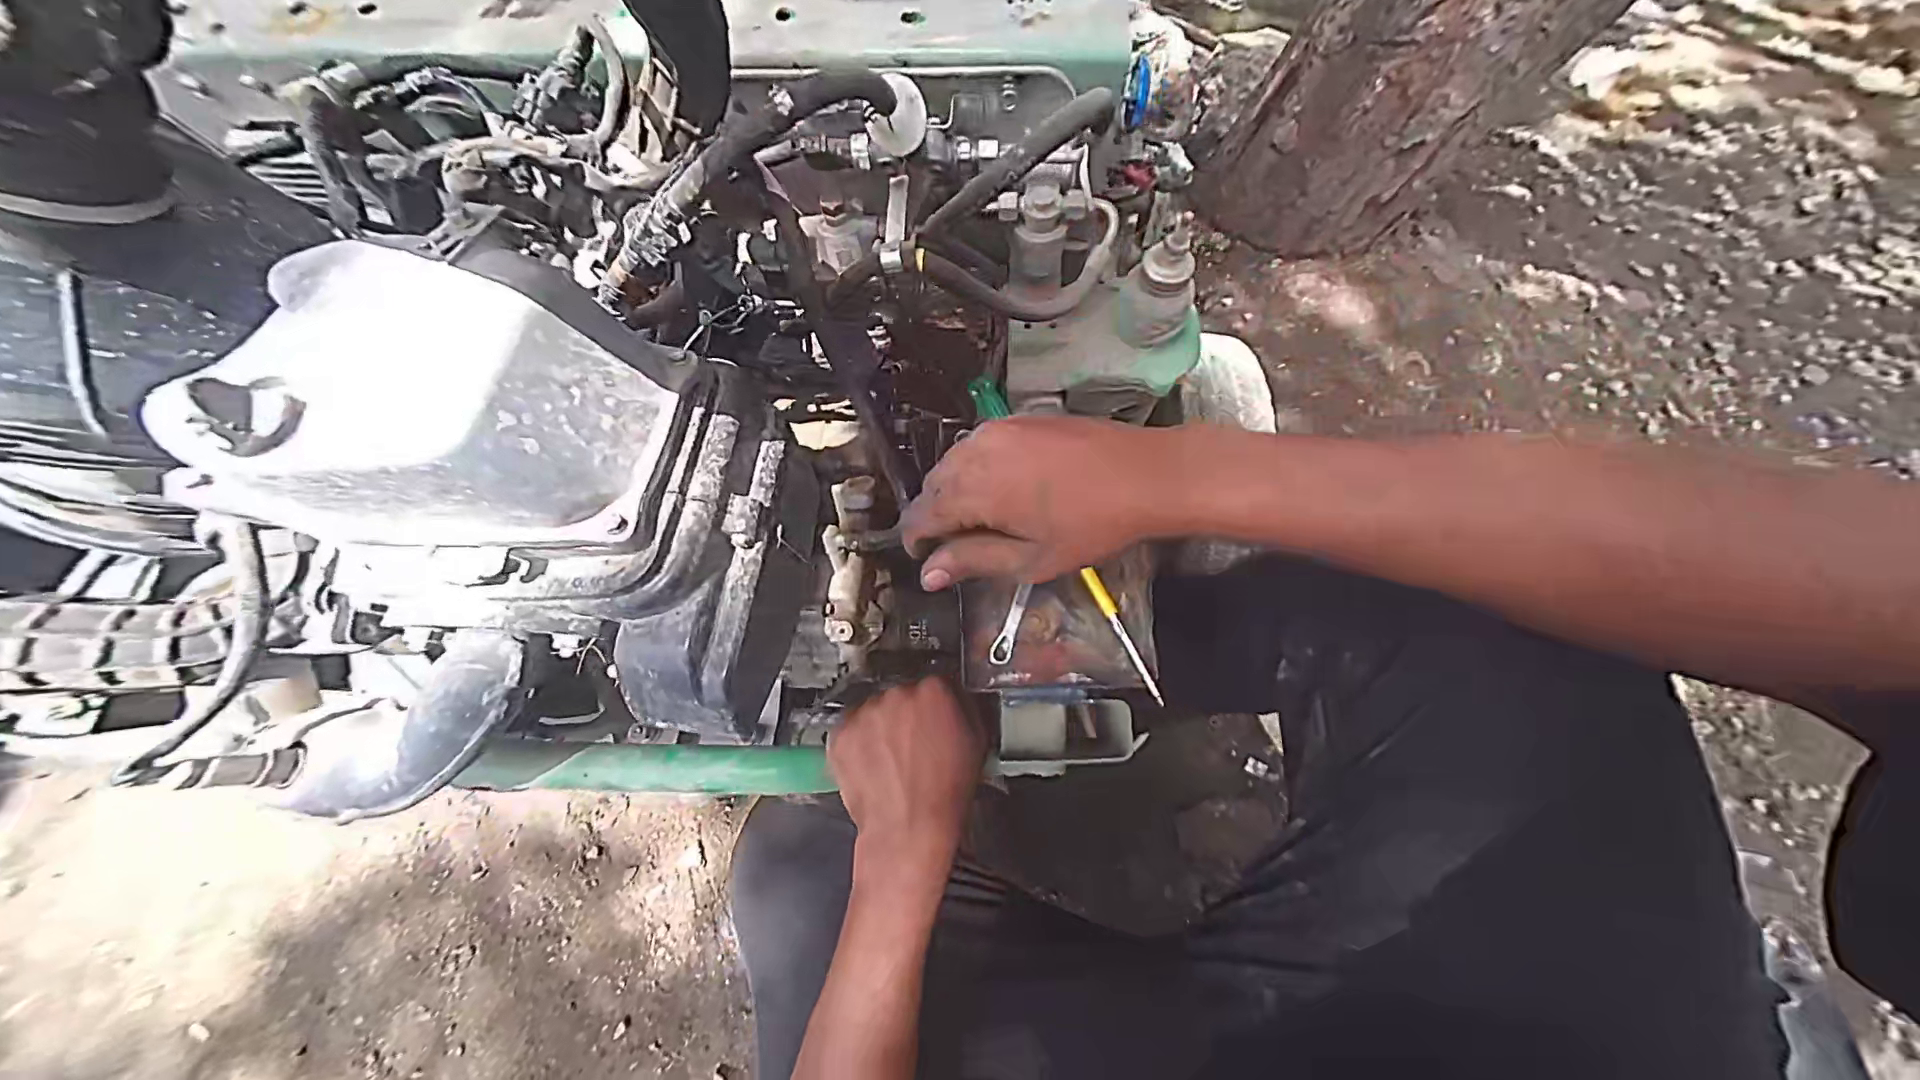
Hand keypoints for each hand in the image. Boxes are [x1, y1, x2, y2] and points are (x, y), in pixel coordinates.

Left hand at [828, 678, 985, 867]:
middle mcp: (898, 693)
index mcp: (935, 690)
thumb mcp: (977, 742)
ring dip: (881, 726)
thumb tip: (958, 697)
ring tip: (892, 758)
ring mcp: (867, 712)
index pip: (935, 683)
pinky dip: (859, 742)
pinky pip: (851, 728)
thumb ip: (967, 708)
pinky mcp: (843, 732)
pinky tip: (875, 763)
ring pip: (875, 709)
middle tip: (912, 743)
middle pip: (902, 693)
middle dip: (907, 714)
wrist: (909, 827)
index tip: (933, 716)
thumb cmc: (944, 792)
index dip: (936, 704)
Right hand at [901, 416, 1188, 589]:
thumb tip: (928, 575)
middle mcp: (977, 451)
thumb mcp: (1031, 558)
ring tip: (977, 518)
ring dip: (952, 490)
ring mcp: (997, 429)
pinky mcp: (1018, 418)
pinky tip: (997, 487)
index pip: (921, 514)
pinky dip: (974, 468)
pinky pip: (977, 445)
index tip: (925, 558)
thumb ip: (973, 561)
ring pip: (952, 462)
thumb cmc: (1092, 524)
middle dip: (934, 515)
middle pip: (932, 485)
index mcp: (975, 488)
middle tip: (955, 544)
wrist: (1145, 474)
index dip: (916, 540)